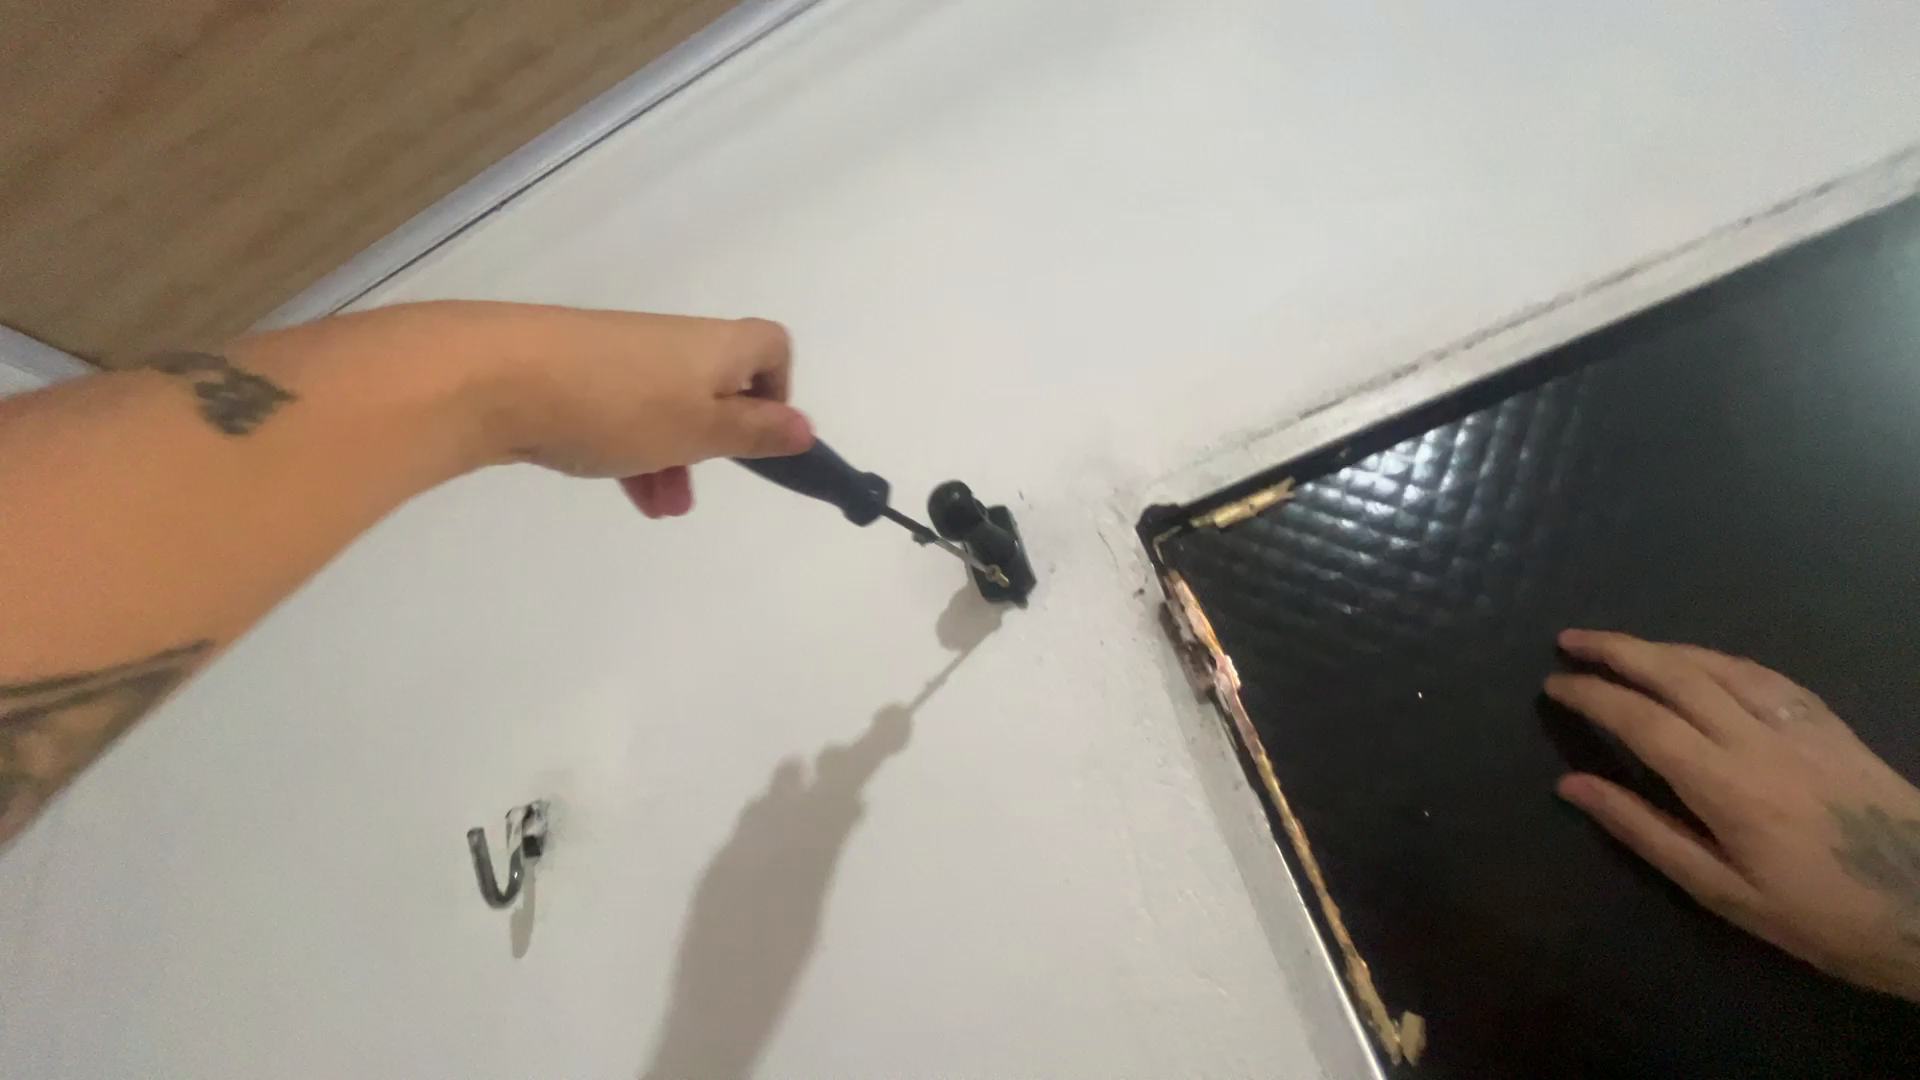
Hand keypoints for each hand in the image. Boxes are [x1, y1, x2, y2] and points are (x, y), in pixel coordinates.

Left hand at [396, 302, 813, 515]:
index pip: (772, 348)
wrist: (491, 377)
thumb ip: (757, 434)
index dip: (780, 390)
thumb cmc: (620, 406)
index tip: (765, 434)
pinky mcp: (580, 374)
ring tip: (665, 507)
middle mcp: (675, 343)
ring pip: (673, 408)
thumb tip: (806, 429)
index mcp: (716, 347)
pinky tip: (630, 491)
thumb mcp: (702, 432)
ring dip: (680, 458)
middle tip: (713, 476)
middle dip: (722, 440)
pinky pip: (629, 413)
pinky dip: (639, 450)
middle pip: (720, 385)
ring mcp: (624, 357)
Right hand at [1546, 630, 1919, 1001]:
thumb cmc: (1828, 917)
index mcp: (1727, 786)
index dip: (1590, 695)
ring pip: (1722, 668)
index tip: (1553, 685)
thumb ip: (1643, 831)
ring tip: (1620, 645)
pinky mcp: (1837, 733)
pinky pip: (1770, 678)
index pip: (1640, 720)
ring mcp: (1806, 733)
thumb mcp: (1725, 892)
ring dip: (1662, 648)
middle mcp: (1762, 745)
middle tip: (1569, 641)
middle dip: (1616, 651)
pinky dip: (1720, 660)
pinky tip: (1699, 661)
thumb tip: (1569, 785)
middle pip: (1678, 677)